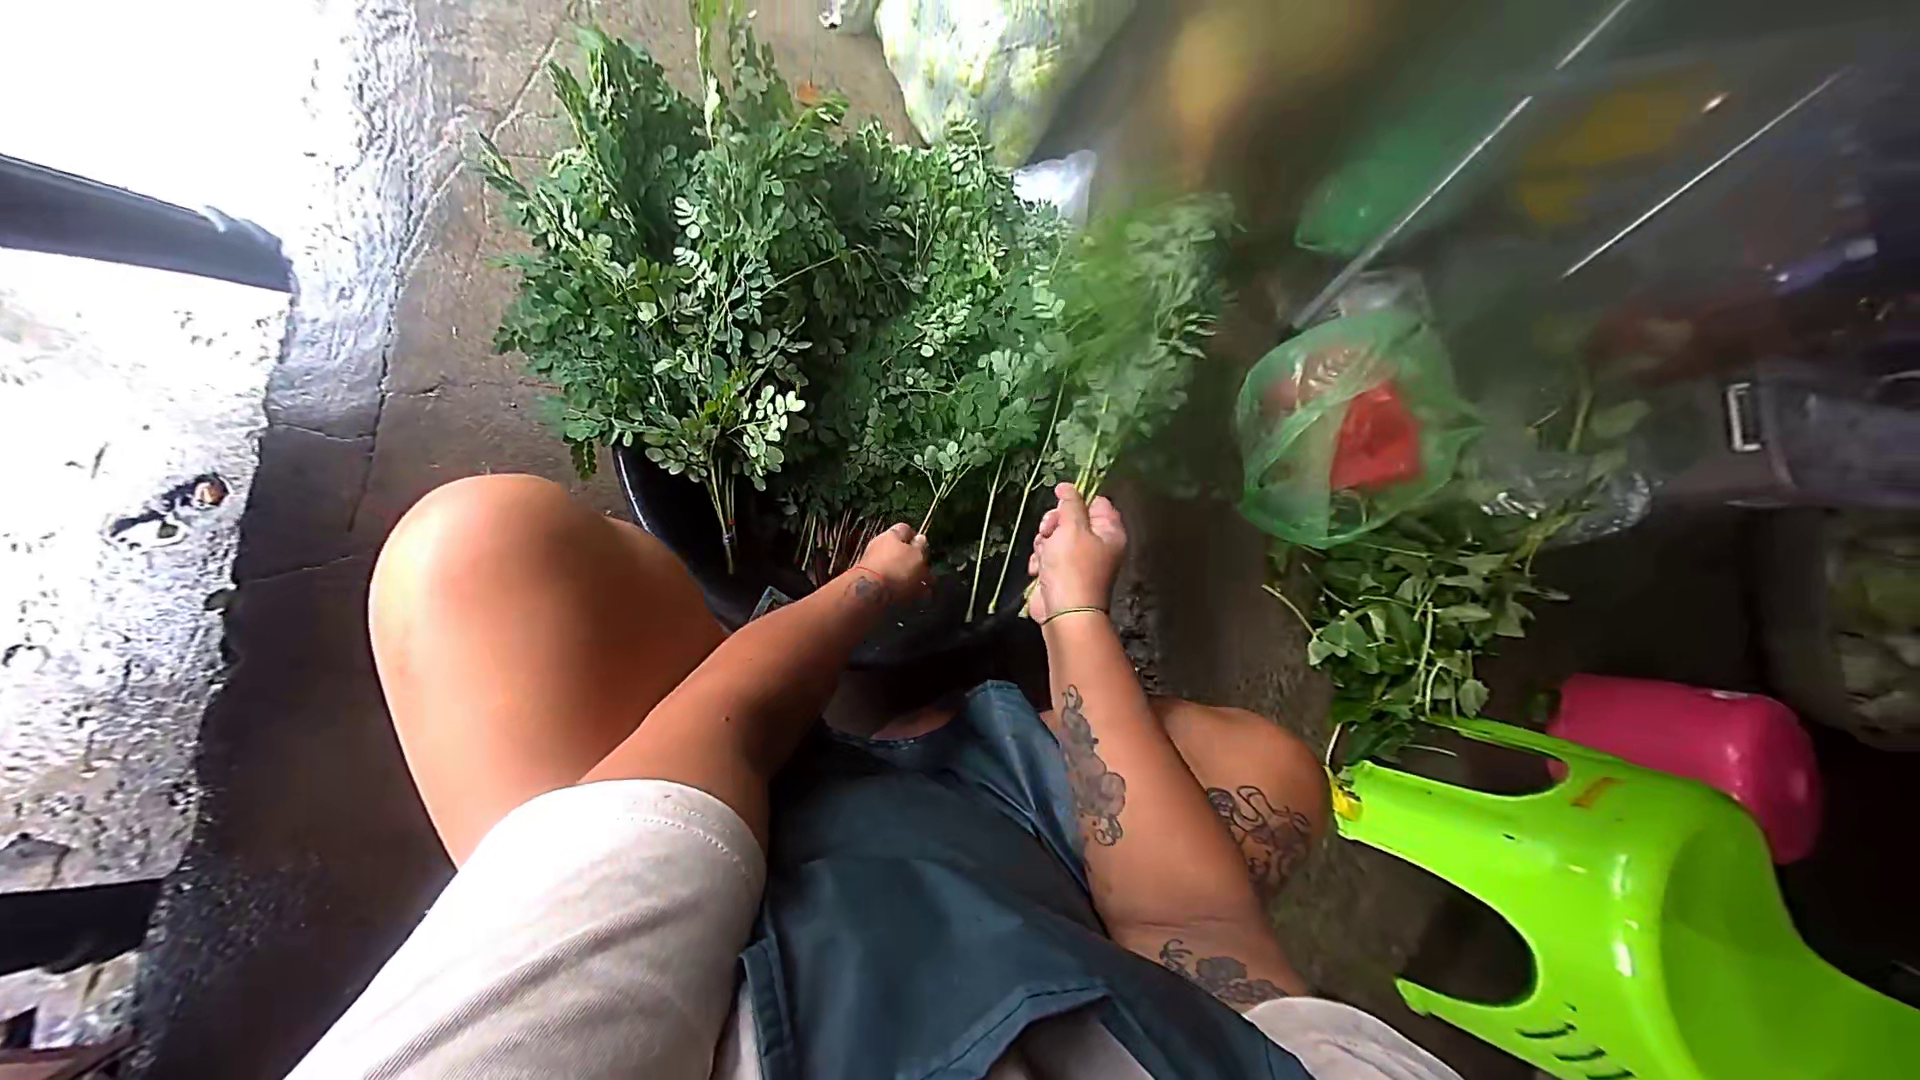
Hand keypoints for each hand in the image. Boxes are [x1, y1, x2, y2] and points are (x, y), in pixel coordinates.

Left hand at [850, 523, 931, 604]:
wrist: (870, 593)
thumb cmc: (898, 569)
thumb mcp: (917, 556)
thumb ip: (921, 547)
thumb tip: (920, 539)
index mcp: (891, 535)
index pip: (906, 529)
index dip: (918, 539)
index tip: (926, 551)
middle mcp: (880, 546)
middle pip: (902, 552)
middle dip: (916, 564)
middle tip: (928, 576)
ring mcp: (873, 564)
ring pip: (897, 570)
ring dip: (911, 580)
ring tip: (923, 592)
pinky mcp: (870, 582)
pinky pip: (890, 584)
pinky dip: (901, 590)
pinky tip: (911, 599)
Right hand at [1027, 483, 1126, 623]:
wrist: (1064, 611)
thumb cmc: (1072, 567)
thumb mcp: (1072, 527)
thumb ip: (1070, 503)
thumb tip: (1068, 486)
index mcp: (1109, 532)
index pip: (1096, 502)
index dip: (1076, 499)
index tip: (1059, 500)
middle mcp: (1097, 545)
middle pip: (1071, 519)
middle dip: (1053, 523)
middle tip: (1048, 531)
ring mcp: (1078, 560)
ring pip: (1055, 537)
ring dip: (1043, 544)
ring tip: (1044, 557)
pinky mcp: (1061, 574)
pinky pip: (1047, 557)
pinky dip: (1040, 561)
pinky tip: (1039, 570)